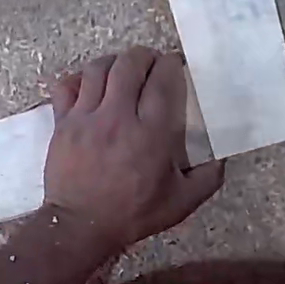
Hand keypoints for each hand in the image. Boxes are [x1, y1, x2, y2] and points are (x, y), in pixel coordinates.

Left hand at [44, 47, 224, 254]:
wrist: (80, 227)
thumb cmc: (133, 214)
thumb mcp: (181, 202)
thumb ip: (208, 178)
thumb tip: (222, 157)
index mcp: (151, 133)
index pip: (162, 80)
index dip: (170, 64)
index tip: (174, 65)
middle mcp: (118, 117)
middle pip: (129, 64)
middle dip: (144, 56)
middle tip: (150, 63)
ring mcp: (86, 117)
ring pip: (97, 68)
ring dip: (113, 62)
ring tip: (121, 69)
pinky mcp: (63, 123)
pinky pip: (66, 85)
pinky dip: (78, 78)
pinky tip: (88, 85)